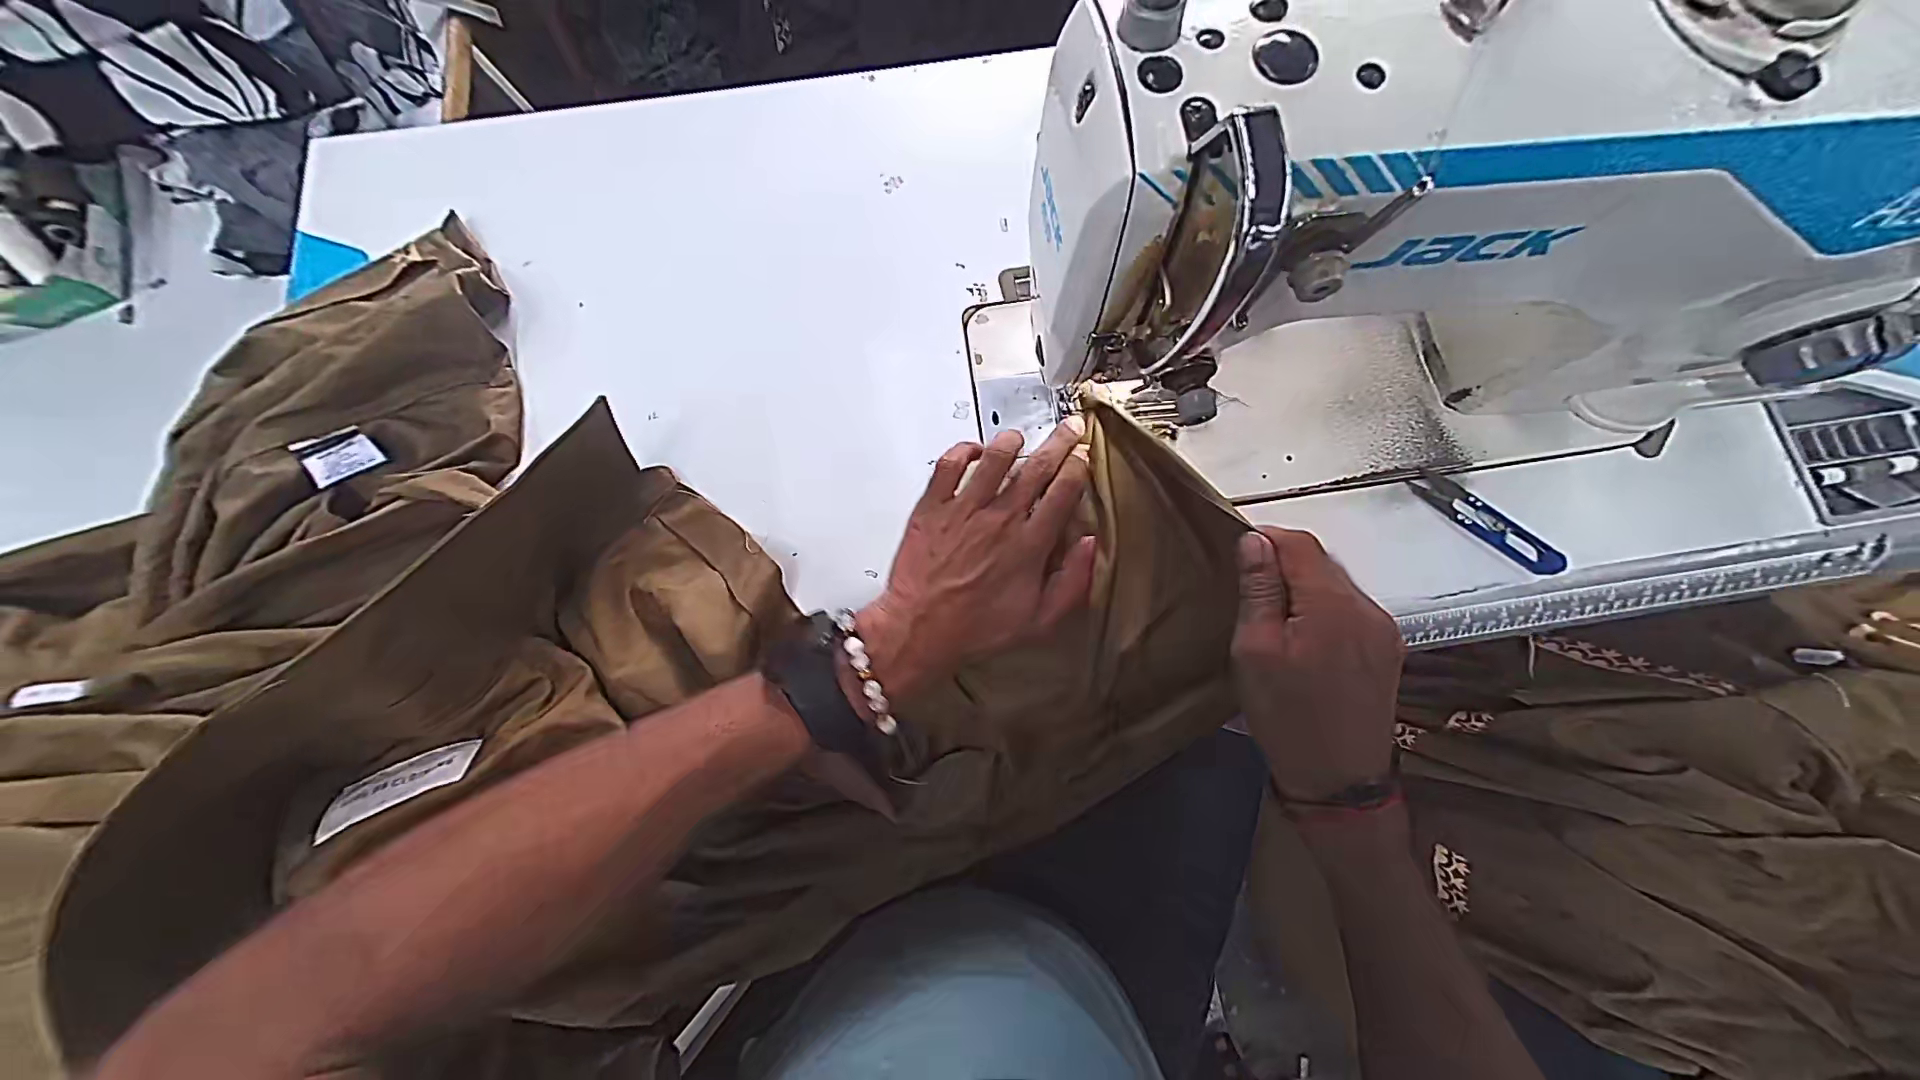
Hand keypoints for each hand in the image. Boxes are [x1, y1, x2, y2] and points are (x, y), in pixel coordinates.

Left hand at [857, 420, 1096, 697]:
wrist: (920, 631)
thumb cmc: (976, 630)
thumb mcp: (1040, 621)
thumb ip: (1073, 582)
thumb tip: (1092, 545)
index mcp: (1029, 545)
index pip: (1063, 492)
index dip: (1078, 467)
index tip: (1084, 456)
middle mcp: (999, 520)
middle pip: (1037, 468)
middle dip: (1059, 443)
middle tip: (1069, 428)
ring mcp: (964, 511)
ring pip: (995, 459)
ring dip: (1012, 442)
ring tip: (1020, 437)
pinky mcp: (932, 508)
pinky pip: (949, 465)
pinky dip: (963, 451)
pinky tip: (973, 450)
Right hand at [1233, 527, 1405, 800]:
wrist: (1339, 780)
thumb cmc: (1286, 716)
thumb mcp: (1254, 651)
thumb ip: (1259, 591)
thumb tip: (1255, 541)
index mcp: (1333, 606)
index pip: (1300, 543)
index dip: (1266, 538)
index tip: (1237, 552)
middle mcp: (1368, 609)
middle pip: (1322, 560)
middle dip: (1283, 561)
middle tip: (1246, 586)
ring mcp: (1384, 630)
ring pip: (1336, 583)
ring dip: (1302, 585)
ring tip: (1270, 613)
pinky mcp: (1387, 649)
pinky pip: (1349, 609)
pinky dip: (1320, 606)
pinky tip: (1300, 633)